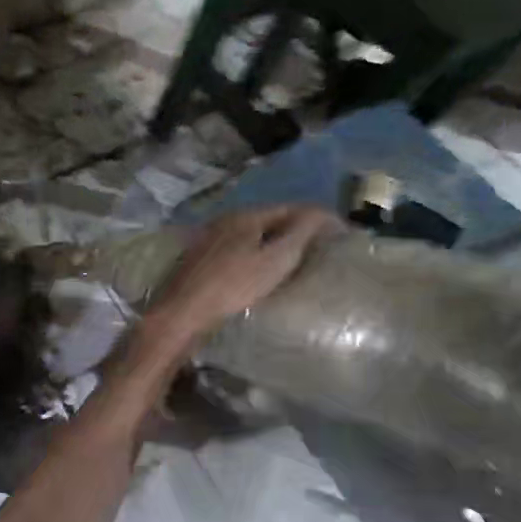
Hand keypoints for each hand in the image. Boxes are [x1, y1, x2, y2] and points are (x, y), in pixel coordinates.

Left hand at [145, 205, 342, 343]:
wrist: (182, 313)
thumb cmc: (232, 286)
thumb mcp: (275, 259)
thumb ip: (301, 232)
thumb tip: (324, 213)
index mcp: (244, 216)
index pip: (290, 208)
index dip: (317, 219)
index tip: (338, 234)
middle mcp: (223, 221)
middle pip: (268, 221)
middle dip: (295, 231)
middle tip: (320, 248)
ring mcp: (207, 241)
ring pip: (249, 238)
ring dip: (272, 246)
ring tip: (294, 263)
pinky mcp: (197, 262)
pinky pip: (235, 253)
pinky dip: (252, 258)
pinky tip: (258, 275)